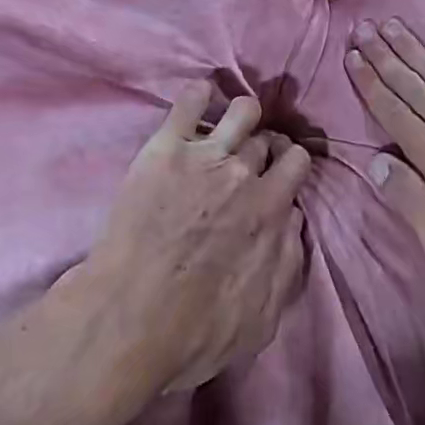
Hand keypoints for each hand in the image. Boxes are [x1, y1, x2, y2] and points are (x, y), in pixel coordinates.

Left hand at [79, 84, 311, 393]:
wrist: (127, 320)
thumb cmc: (194, 331)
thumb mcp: (261, 319)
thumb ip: (287, 264)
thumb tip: (293, 222)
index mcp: (272, 208)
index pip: (297, 163)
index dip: (290, 166)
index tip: (279, 174)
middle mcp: (246, 172)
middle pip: (268, 138)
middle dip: (265, 144)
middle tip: (250, 157)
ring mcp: (206, 155)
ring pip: (241, 109)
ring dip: (241, 114)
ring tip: (229, 125)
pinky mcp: (165, 147)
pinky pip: (189, 100)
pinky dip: (197, 94)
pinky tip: (197, 98)